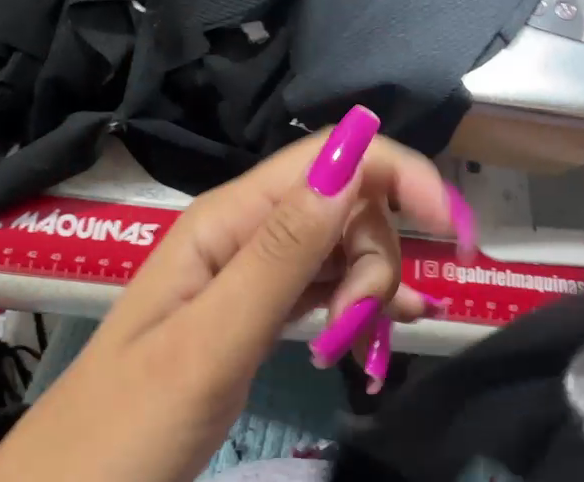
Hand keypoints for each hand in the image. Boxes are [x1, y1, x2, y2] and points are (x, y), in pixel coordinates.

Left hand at [0, 107, 469, 481]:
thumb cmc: (129, 427)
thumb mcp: (209, 344)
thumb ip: (282, 255)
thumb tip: (351, 163)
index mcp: (227, 219)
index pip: (329, 157)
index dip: (397, 173)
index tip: (453, 229)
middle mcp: (244, 230)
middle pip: (345, 200)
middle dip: (377, 252)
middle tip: (361, 328)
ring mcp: (251, 270)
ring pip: (341, 244)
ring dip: (369, 284)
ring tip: (356, 346)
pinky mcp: (257, 309)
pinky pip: (325, 285)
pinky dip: (360, 301)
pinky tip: (382, 329)